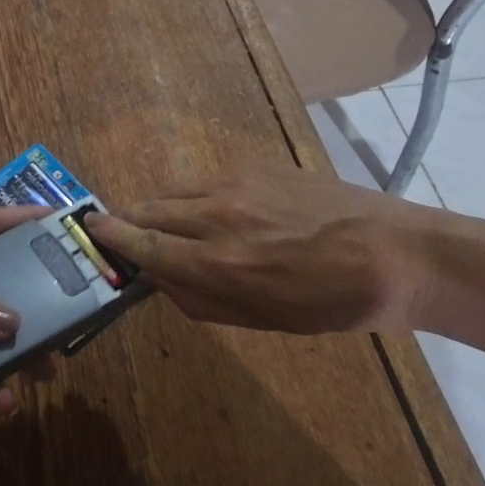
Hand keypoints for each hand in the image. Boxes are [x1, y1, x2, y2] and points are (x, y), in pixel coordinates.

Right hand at [81, 162, 436, 333]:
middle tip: (121, 234)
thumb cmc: (332, 303)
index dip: (111, 237)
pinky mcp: (254, 165)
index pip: (143, 245)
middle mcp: (217, 216)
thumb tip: (157, 279)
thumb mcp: (266, 320)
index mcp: (221, 263)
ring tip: (168, 226)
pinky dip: (194, 198)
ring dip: (159, 209)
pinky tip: (216, 212)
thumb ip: (201, 300)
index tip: (88, 228)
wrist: (396, 254)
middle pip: (148, 210)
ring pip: (172, 191)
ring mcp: (236, 183)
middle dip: (128, 222)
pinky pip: (204, 181)